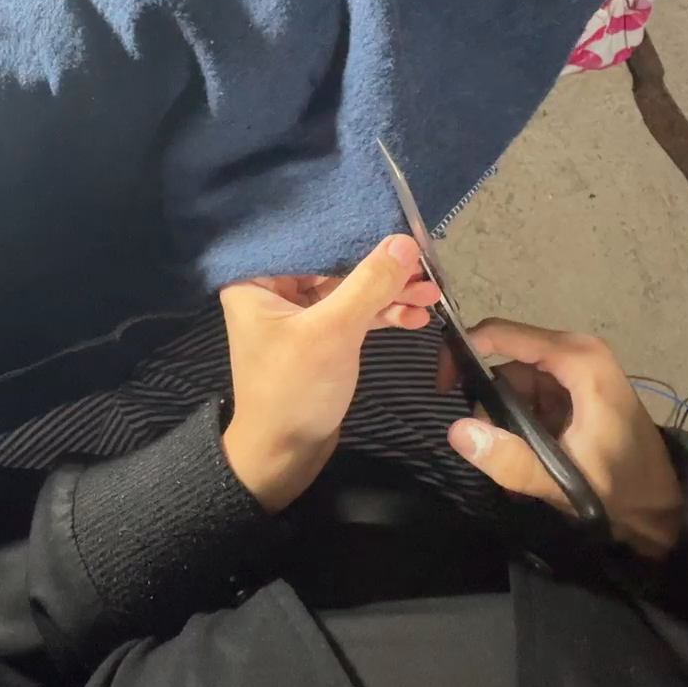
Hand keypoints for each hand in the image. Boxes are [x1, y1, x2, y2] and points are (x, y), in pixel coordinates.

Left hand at [219, 235, 440, 511]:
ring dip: (388, 294)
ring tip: (431, 295)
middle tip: (426, 269)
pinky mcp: (318, 338)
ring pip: (348, 292)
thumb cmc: (294, 390)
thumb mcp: (333, 332)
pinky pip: (352, 316)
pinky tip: (415, 317)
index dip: (356, 235)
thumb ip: (368, 285)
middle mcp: (272, 292)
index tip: (400, 230)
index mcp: (256, 281)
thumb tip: (405, 242)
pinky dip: (381, 315)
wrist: (284, 456)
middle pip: (334, 267)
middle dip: (381, 271)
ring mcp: (297, 316)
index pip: (309, 243)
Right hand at [441, 320, 683, 558]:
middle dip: (486, 398)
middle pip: (503, 357)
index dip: (462, 353)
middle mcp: (576, 350)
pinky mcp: (574, 384)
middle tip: (487, 439)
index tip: (442, 389)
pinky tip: (528, 447)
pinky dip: (517, 415)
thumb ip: (510, 458)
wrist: (667, 510)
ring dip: (502, 412)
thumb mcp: (563, 480)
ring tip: (513, 454)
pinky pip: (527, 388)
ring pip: (511, 376)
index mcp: (577, 359)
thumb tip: (455, 429)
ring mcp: (575, 366)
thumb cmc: (621, 489)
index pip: (499, 333)